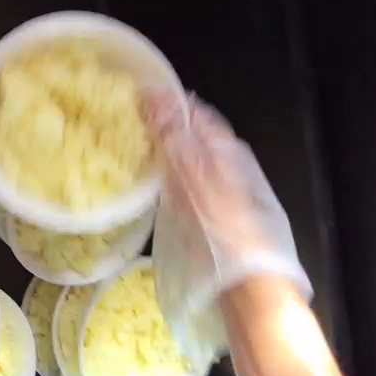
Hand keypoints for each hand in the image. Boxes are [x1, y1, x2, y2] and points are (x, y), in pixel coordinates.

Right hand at [145, 91, 309, 299]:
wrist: (249, 283)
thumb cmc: (220, 225)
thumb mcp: (192, 172)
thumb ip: (174, 134)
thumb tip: (154, 92)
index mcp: (226, 147)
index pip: (194, 110)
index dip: (166, 100)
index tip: (133, 97)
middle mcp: (230, 163)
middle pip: (193, 134)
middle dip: (164, 126)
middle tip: (126, 124)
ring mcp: (226, 190)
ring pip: (191, 160)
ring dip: (166, 153)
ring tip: (134, 152)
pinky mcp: (219, 214)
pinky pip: (189, 184)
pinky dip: (170, 178)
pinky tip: (154, 187)